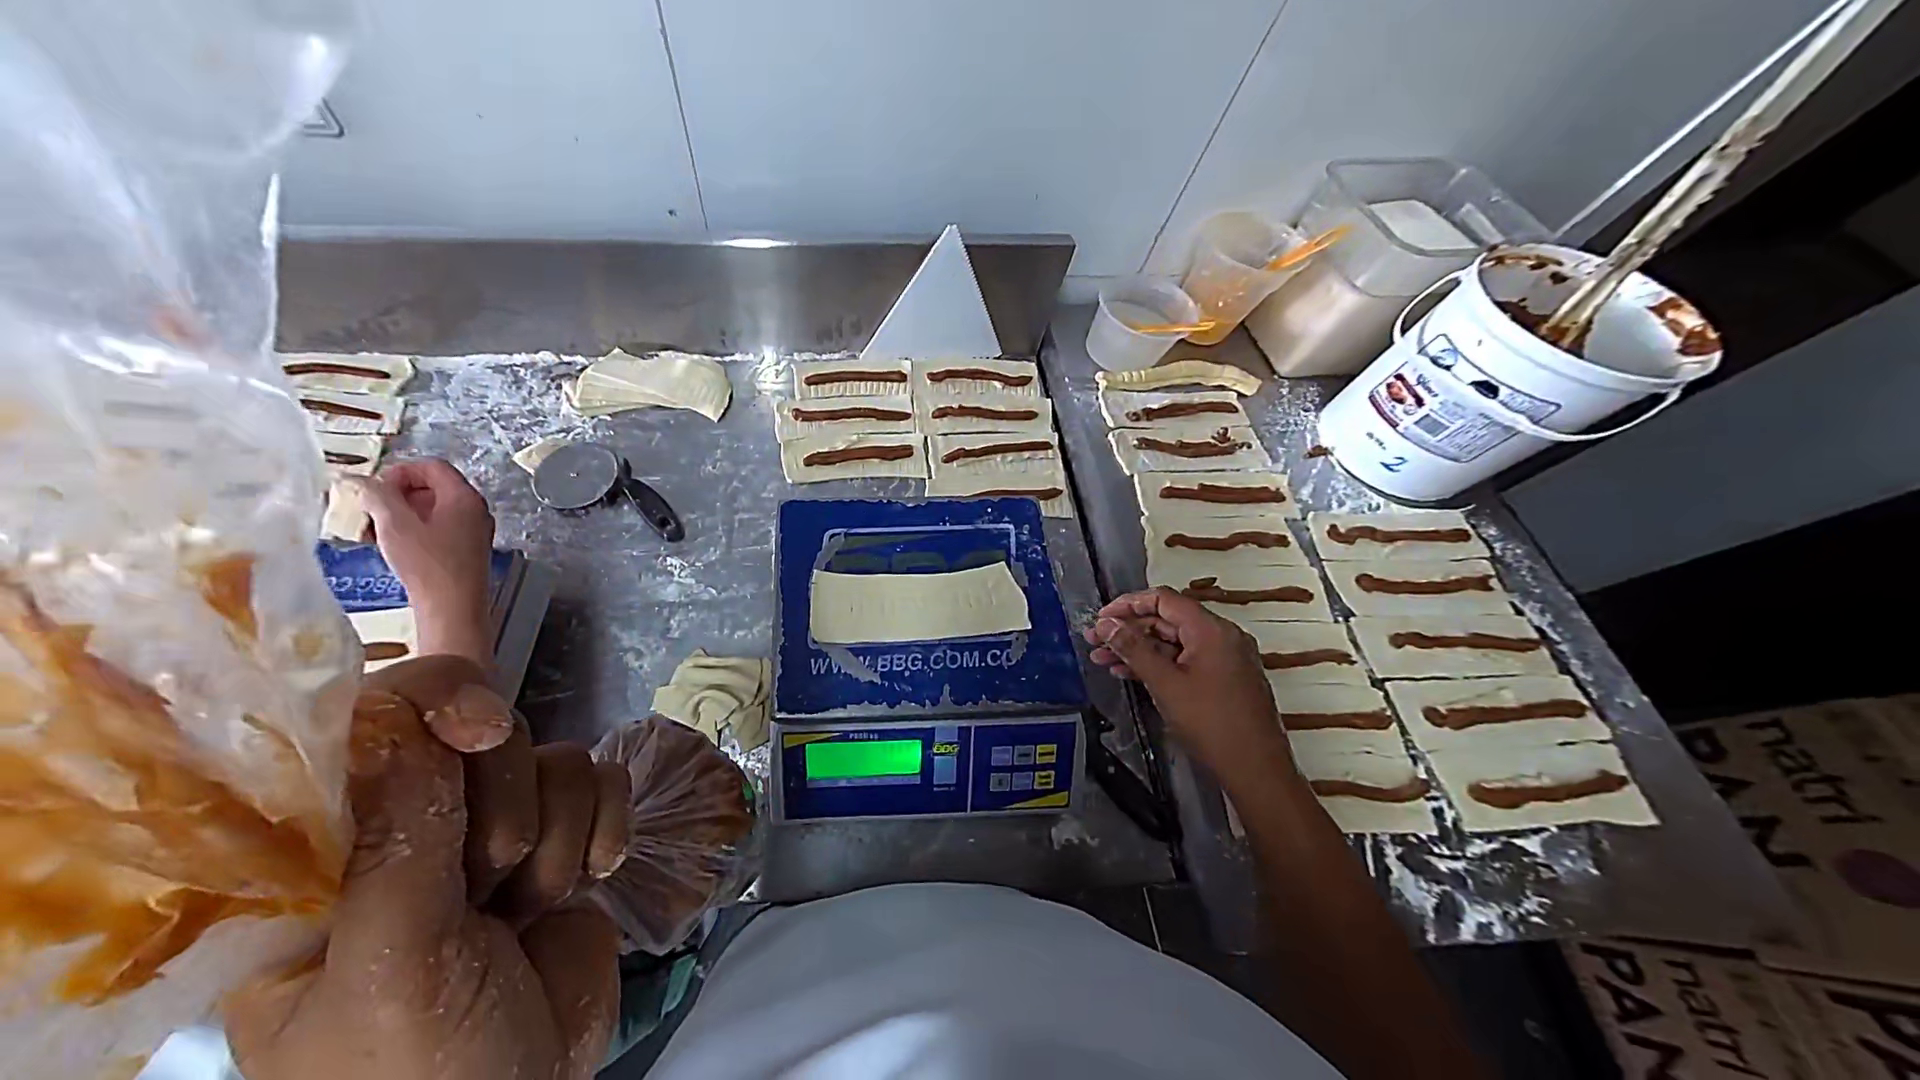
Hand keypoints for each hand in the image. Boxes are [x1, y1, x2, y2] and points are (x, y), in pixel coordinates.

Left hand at [227, 656, 632, 1079]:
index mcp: (328, 854)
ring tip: (533, 908)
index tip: (481, 728)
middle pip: (480, 732)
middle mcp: (414, 826)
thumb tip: (407, 719)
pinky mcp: (566, 839)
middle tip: (490, 880)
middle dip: (507, 802)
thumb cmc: (418, 1071)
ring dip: (561, 832)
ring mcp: (499, 830)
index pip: (362, 729)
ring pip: (552, 756)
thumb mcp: (392, 966)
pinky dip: (608, 825)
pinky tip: (595, 879)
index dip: (427, 705)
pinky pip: (602, 781)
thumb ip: (400, 844)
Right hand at [359, 459, 495, 663]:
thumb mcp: (394, 524)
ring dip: (399, 515)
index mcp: (465, 497)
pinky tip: (389, 545)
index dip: (399, 471)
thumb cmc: (426, 563)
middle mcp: (476, 510)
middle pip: (433, 487)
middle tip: (368, 512)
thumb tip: (362, 481)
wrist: (453, 606)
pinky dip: (413, 530)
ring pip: (433, 509)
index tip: (374, 490)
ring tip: (372, 531)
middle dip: (396, 495)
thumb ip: (377, 496)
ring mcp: (475, 530)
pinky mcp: (467, 549)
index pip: (433, 466)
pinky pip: (438, 528)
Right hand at [1084, 587, 1293, 788]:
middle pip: (1168, 620)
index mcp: (1211, 630)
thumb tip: (1106, 624)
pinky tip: (1130, 673)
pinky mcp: (1224, 678)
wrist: (1255, 769)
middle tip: (1096, 641)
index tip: (1101, 618)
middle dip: (1129, 630)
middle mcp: (1222, 636)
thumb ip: (1133, 648)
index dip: (1128, 605)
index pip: (1164, 600)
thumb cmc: (1211, 724)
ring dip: (1139, 649)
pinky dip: (1159, 664)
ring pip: (1174, 642)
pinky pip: (1185, 659)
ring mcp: (1225, 658)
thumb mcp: (1165, 683)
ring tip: (1103, 659)